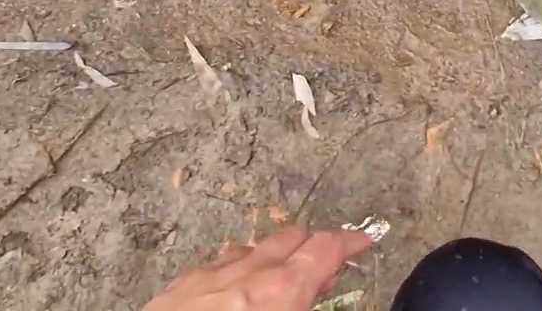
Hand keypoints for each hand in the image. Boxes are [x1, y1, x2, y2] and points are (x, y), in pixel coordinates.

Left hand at [141, 227, 374, 310]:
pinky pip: (216, 267)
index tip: (365, 241)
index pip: (326, 249)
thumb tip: (319, 291)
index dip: (350, 241)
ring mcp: (208, 277)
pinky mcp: (175, 290)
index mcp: (281, 293)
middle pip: (291, 237)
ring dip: (273, 262)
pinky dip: (236, 274)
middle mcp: (248, 273)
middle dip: (312, 249)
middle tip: (322, 280)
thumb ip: (305, 304)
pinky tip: (229, 301)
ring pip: (253, 250)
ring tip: (277, 291)